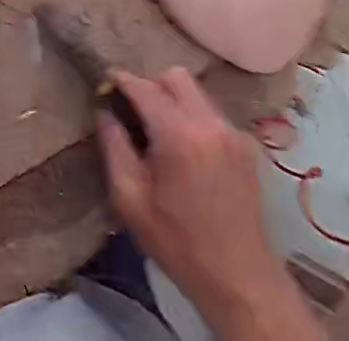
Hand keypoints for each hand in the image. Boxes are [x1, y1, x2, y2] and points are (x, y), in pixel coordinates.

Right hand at [97, 68, 322, 340]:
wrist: (236, 272)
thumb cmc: (176, 241)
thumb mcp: (130, 199)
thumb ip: (114, 147)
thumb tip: (104, 112)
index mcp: (178, 135)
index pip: (146, 88)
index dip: (123, 80)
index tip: (107, 80)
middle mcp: (209, 122)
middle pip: (176, 76)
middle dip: (151, 83)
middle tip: (134, 108)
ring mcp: (231, 129)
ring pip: (197, 91)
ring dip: (174, 98)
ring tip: (158, 129)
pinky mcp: (245, 142)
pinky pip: (212, 112)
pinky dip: (194, 116)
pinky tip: (186, 149)